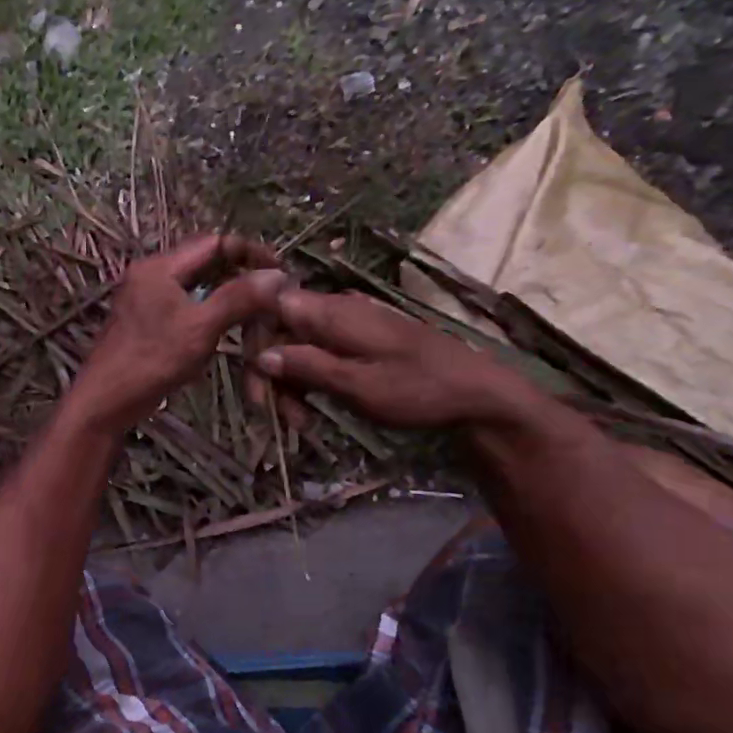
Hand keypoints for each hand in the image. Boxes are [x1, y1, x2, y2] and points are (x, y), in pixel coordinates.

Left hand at [68, 235, 285, 432]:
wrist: (105, 401)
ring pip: (196, 286)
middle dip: (240, 275)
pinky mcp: (146, 321)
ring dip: (226, 296)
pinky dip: (208, 313)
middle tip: (271, 295)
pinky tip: (225, 330)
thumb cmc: (151, 361)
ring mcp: (146, 298)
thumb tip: (278, 275)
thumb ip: (238, 298)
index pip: (214, 242)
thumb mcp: (200, 328)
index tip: (279, 272)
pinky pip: (185, 306)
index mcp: (159, 266)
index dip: (250, 253)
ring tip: (255, 313)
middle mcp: (150, 274)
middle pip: (205, 262)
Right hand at [255, 289, 548, 427]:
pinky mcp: (360, 341)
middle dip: (272, 375)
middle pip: (281, 332)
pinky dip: (311, 381)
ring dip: (291, 384)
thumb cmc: (417, 389)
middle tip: (281, 419)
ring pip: (298, 346)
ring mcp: (349, 324)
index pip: (270, 309)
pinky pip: (320, 354)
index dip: (256, 343)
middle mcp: (336, 309)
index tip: (260, 387)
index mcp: (332, 312)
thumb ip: (307, 366)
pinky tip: (314, 409)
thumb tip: (261, 355)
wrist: (476, 394)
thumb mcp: (357, 385)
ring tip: (301, 423)